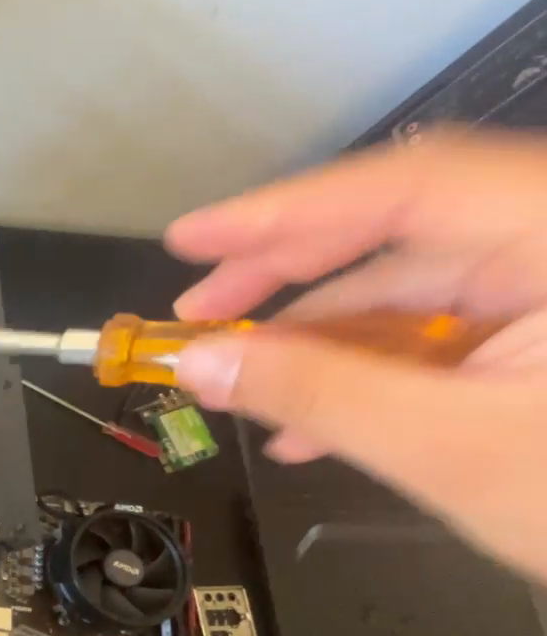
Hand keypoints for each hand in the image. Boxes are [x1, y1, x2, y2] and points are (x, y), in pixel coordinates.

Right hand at [164, 131, 546, 581]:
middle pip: (401, 231)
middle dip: (282, 277)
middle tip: (193, 315)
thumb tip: (195, 361)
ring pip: (410, 293)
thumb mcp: (448, 446)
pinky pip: (440, 334)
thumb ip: (315, 393)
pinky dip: (362, 373)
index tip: (188, 240)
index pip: (408, 189)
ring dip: (311, 342)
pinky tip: (305, 426)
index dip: (283, 211)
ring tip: (233, 387)